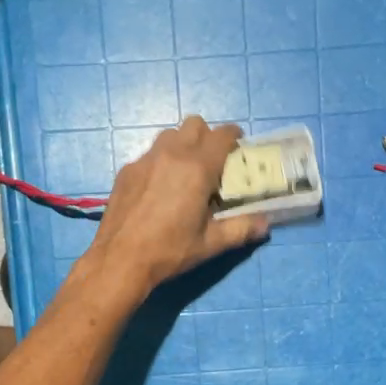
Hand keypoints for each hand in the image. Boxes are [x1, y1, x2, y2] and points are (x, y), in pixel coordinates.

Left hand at [83, 117, 269, 290]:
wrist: (120, 260)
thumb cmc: (170, 251)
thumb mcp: (210, 244)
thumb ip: (241, 229)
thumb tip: (265, 224)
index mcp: (197, 168)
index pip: (222, 135)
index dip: (234, 136)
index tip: (239, 145)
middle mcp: (171, 154)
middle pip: (194, 124)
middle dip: (207, 137)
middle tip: (212, 162)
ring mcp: (145, 160)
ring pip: (169, 136)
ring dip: (183, 145)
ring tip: (185, 173)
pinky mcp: (127, 171)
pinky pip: (149, 155)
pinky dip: (161, 162)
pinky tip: (159, 189)